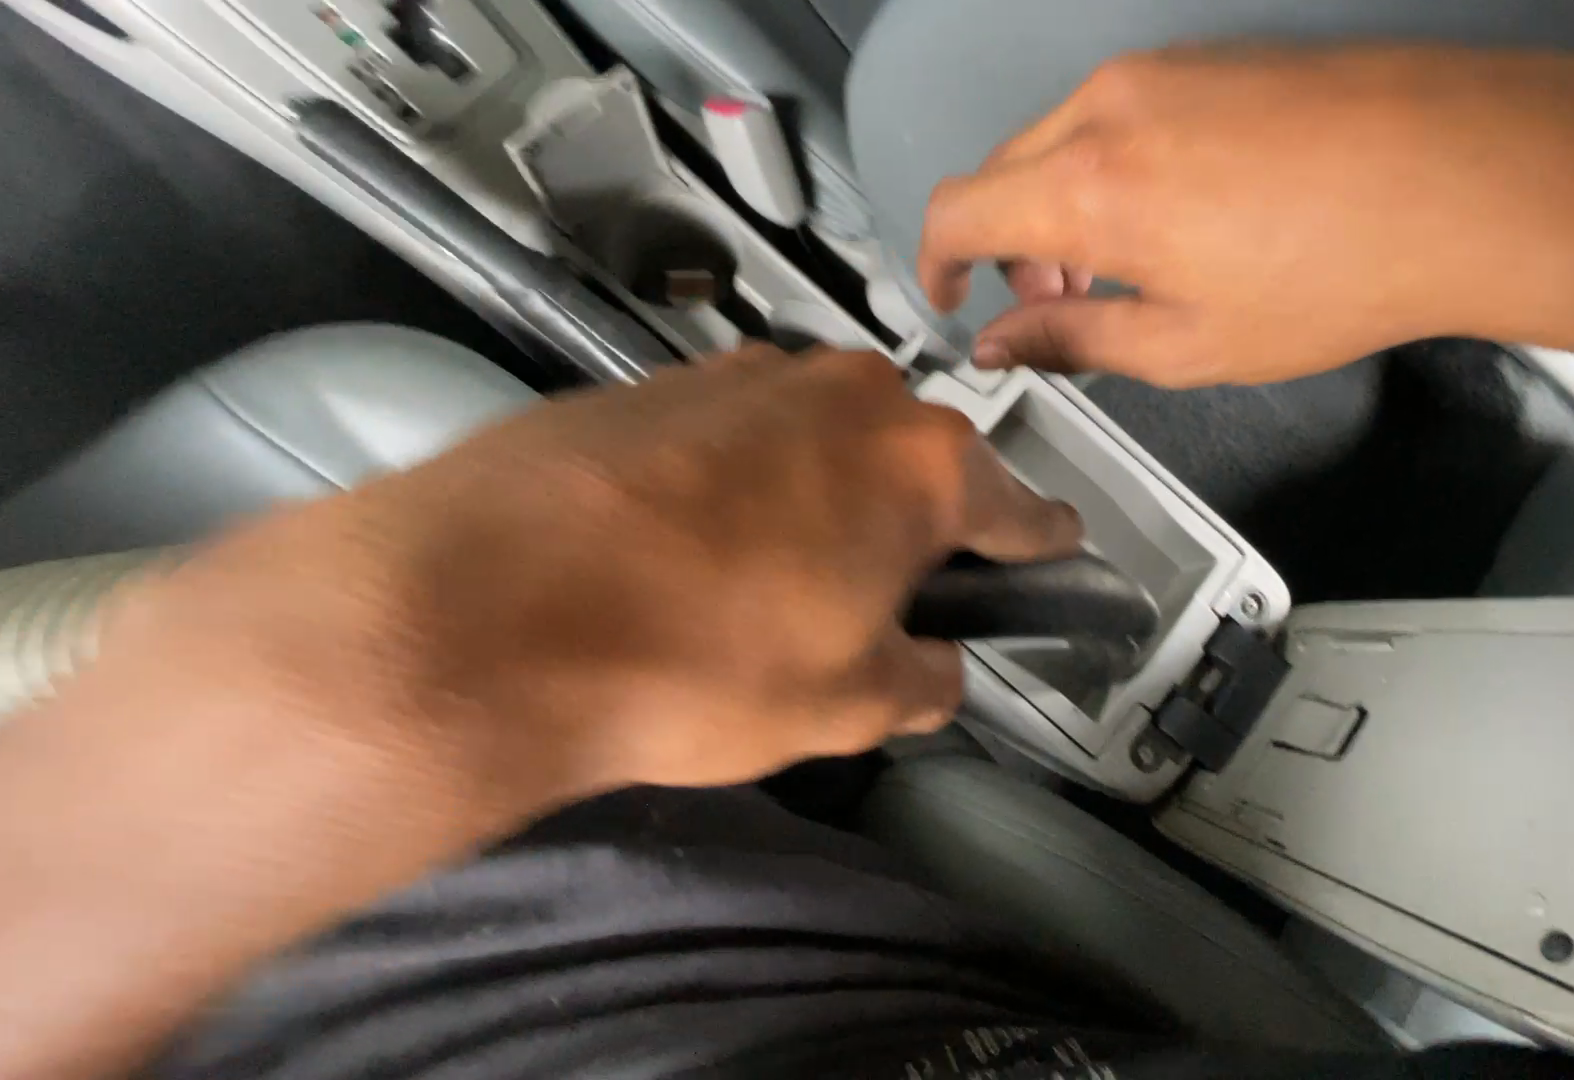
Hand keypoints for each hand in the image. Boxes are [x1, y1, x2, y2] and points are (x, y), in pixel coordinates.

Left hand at [106, 346, 1080, 810]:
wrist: (481, 607)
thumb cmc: (702, 662)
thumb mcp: (848, 704)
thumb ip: (925, 678)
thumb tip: (938, 665)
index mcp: (921, 466)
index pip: (1024, 506)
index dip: (1044, 543)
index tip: (1055, 554)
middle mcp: (853, 394)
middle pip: (922, 467)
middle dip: (920, 525)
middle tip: (883, 594)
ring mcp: (755, 371)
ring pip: (834, 443)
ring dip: (833, 496)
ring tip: (775, 571)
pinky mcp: (668, 375)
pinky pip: (750, 432)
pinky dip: (753, 478)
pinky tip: (700, 536)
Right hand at [919, 46, 1573, 386]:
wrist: (1479, 177)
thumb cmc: (1337, 272)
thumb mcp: (1181, 343)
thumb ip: (1070, 339)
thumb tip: (1003, 343)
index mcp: (1091, 186)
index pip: (957, 210)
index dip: (935, 262)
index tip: (950, 298)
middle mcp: (1111, 108)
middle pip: (1002, 174)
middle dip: (1004, 247)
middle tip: (1050, 304)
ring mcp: (1163, 71)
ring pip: (1056, 144)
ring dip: (1056, 212)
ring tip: (1114, 273)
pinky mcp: (1208, 60)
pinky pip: (1115, 118)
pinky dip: (1105, 176)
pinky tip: (1163, 223)